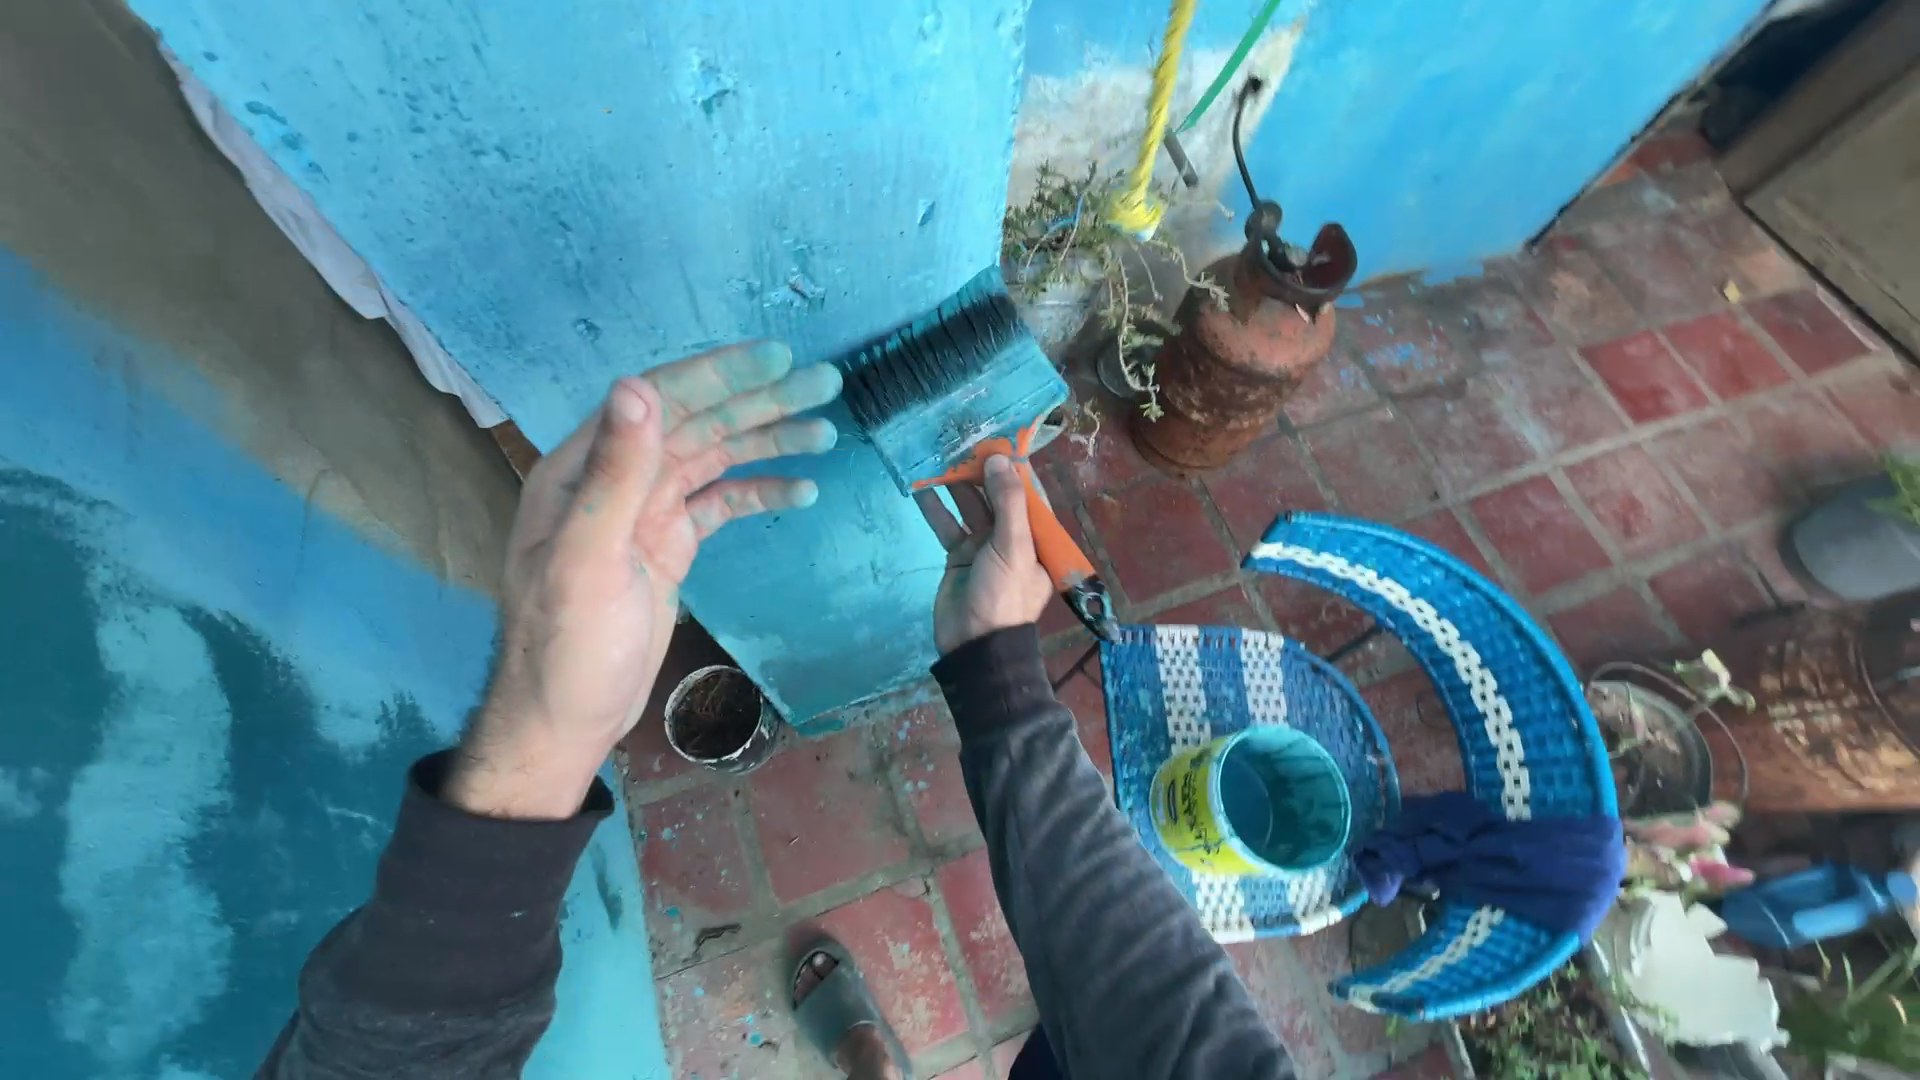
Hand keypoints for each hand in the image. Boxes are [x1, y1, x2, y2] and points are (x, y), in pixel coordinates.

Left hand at [448, 341, 841, 818]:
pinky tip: (802, 489)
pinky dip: (761, 493)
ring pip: (717, 460)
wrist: (567, 716)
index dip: (722, 376)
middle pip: (699, 424)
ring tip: (826, 433)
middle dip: (762, 402)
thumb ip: (614, 474)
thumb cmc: (568, 645)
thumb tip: (637, 386)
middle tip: (826, 383)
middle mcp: (620, 477)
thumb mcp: (585, 559)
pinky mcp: (673, 542)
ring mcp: (649, 510)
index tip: (780, 359)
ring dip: (770, 442)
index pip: (662, 401)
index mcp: (587, 466)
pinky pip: (723, 504)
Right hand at [913, 455, 1054, 654]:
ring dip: (955, 484)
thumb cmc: (1004, 595)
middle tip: (959, 439)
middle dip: (979, 470)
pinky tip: (920, 486)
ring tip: (938, 454)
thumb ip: (1008, 501)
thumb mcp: (1013, 547)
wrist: (976, 644)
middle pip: (995, 495)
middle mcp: (1011, 536)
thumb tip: (999, 458)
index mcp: (1036, 535)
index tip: (995, 435)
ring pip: (969, 506)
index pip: (1026, 491)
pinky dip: (935, 507)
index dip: (1011, 465)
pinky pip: (947, 525)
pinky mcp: (958, 555)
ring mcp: (983, 545)